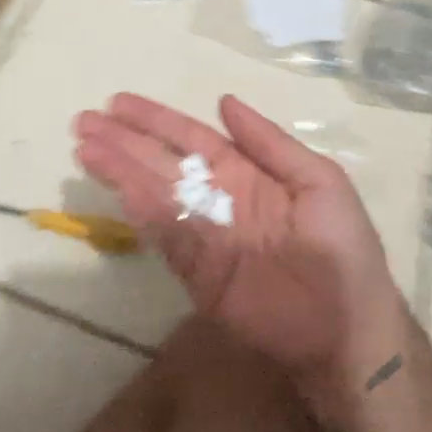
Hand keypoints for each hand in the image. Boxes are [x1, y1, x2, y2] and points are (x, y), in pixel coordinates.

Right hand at [72, 94, 405, 388]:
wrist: (348, 331)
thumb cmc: (342, 250)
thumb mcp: (319, 183)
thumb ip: (271, 143)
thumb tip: (225, 99)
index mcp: (245, 172)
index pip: (191, 138)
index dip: (155, 120)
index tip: (117, 103)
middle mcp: (218, 198)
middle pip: (163, 163)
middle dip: (124, 142)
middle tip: (82, 123)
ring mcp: (204, 236)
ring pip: (155, 196)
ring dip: (121, 173)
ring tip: (85, 150)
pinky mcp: (197, 274)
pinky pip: (166, 239)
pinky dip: (142, 216)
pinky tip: (119, 191)